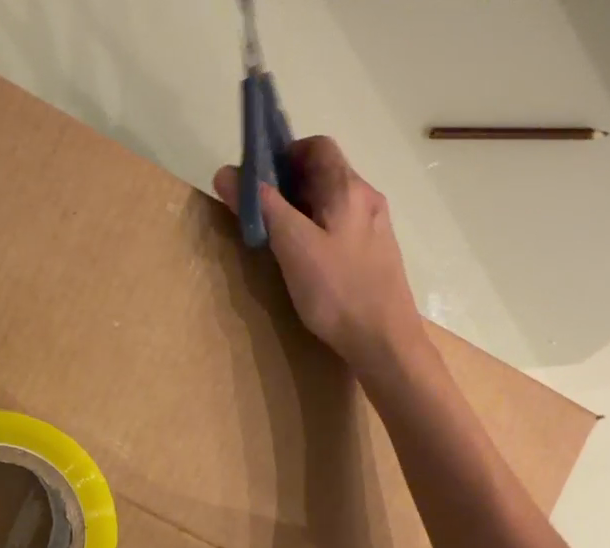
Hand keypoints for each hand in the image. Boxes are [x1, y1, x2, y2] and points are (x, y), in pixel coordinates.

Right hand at [213, 136, 427, 373]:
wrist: (382, 338)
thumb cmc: (336, 291)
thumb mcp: (292, 247)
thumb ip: (262, 208)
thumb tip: (226, 173)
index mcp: (348, 189)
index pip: (317, 147)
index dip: (283, 152)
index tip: (255, 177)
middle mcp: (365, 198)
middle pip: (324, 172)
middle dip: (286, 182)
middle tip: (256, 210)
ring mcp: (373, 225)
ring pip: (331, 200)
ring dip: (300, 206)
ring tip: (274, 235)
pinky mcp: (372, 251)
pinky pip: (339, 223)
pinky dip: (315, 227)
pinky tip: (302, 256)